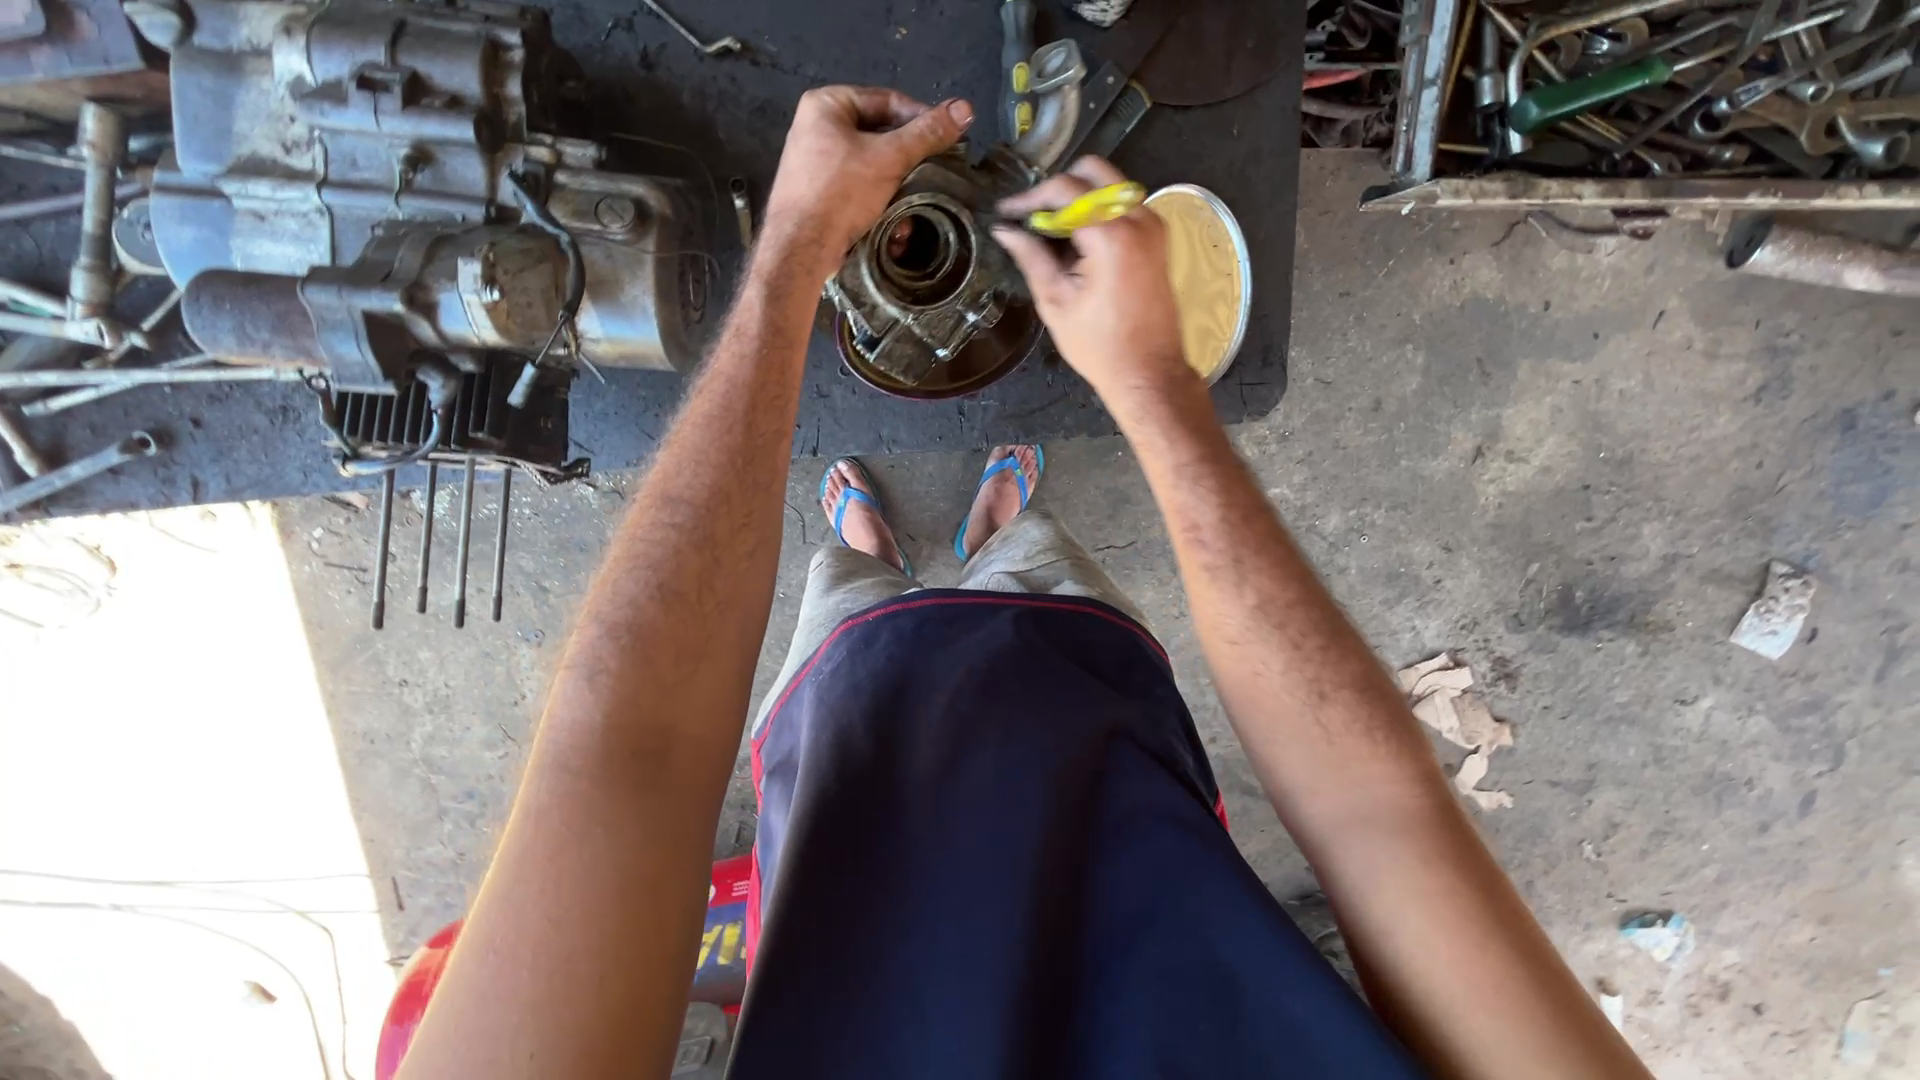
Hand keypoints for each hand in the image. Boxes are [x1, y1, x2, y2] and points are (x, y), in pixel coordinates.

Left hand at [762, 86, 973, 264]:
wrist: (801, 248)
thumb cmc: (841, 194)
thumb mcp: (889, 159)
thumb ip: (926, 134)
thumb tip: (965, 108)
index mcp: (827, 105)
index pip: (888, 101)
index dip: (921, 119)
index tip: (947, 140)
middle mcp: (818, 128)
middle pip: (881, 136)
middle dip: (909, 163)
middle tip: (934, 176)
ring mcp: (817, 164)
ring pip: (873, 167)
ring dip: (898, 190)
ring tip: (914, 207)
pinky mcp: (821, 196)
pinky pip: (860, 190)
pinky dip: (880, 204)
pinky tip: (895, 224)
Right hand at [991, 158, 1194, 404]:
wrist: (1147, 371)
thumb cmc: (1099, 345)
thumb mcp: (1056, 301)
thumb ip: (1031, 257)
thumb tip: (1005, 231)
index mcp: (1112, 236)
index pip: (1064, 190)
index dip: (1029, 197)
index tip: (1007, 212)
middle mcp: (1138, 220)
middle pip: (1094, 171)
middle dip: (1058, 188)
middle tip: (1034, 216)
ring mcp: (1154, 226)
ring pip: (1110, 185)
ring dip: (1080, 199)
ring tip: (1053, 232)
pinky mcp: (1159, 238)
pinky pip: (1124, 205)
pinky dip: (1099, 212)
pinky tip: (1078, 242)